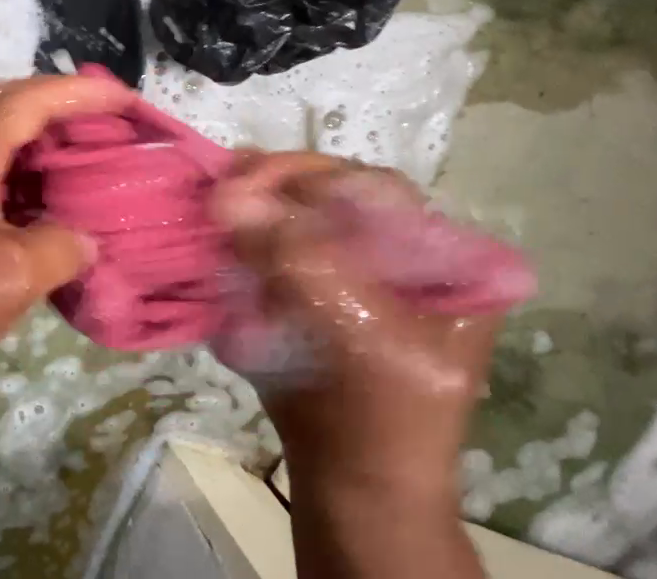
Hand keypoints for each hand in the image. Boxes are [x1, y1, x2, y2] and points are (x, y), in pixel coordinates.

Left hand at [0, 73, 134, 387]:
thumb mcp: (13, 275)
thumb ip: (60, 247)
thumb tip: (85, 238)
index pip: (30, 100)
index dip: (82, 93)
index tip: (129, 100)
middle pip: (5, 102)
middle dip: (58, 102)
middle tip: (105, 122)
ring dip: (36, 133)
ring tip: (82, 154)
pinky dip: (19, 165)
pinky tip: (43, 197)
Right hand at [211, 152, 500, 505]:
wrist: (354, 479)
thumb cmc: (380, 414)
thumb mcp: (355, 331)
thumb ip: (298, 259)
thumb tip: (227, 195)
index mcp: (444, 259)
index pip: (374, 188)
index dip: (307, 177)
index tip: (248, 184)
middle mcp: (402, 251)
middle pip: (331, 192)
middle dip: (273, 186)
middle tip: (222, 188)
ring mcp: (353, 265)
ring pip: (297, 211)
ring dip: (252, 201)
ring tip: (213, 199)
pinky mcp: (312, 283)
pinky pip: (276, 240)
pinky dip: (244, 228)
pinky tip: (217, 225)